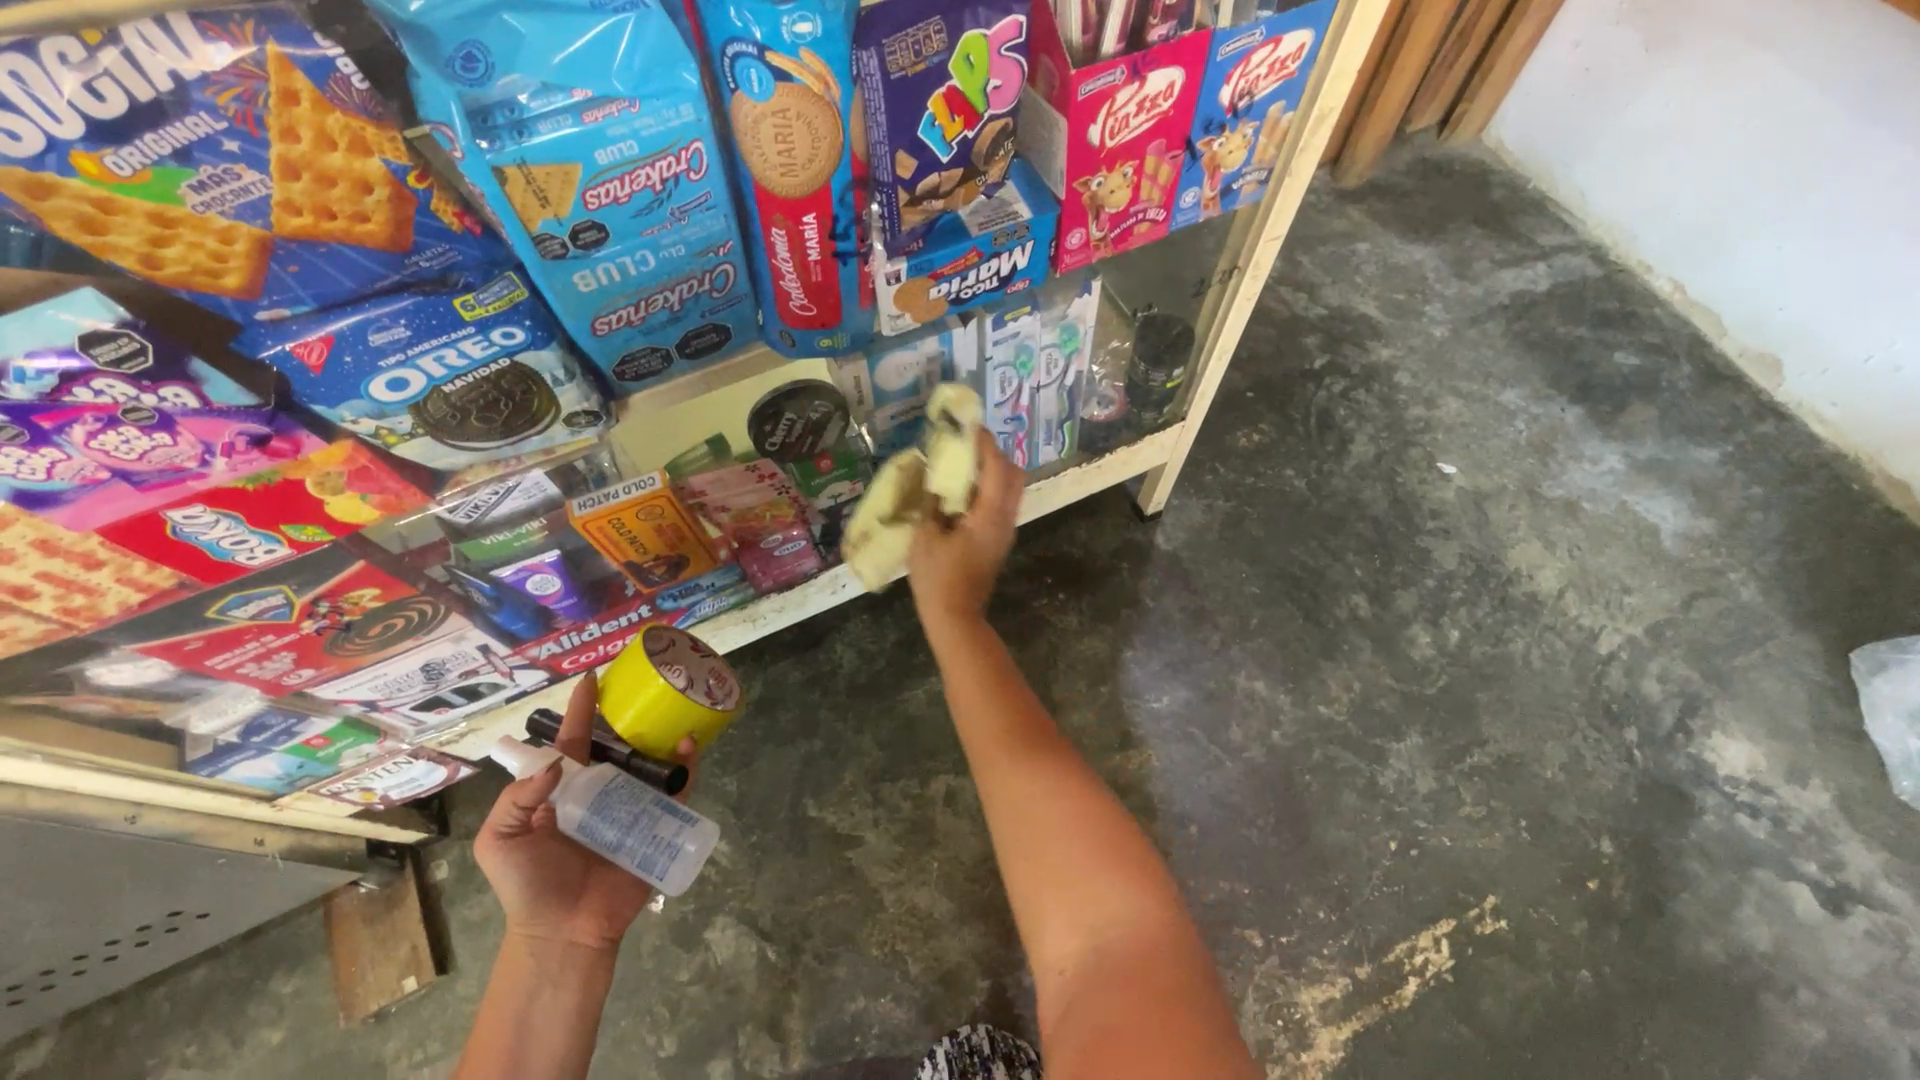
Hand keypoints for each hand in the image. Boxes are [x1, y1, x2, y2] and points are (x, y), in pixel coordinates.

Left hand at [473, 673, 696, 950]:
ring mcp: (628, 810)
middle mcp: (598, 794)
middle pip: (616, 748)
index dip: (579, 713)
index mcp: (561, 792)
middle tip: (644, 691)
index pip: (570, 743)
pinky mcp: (655, 827)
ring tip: (672, 715)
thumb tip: (558, 762)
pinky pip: (674, 793)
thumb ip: (518, 798)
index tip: (591, 680)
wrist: (563, 931)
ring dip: (661, 740)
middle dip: (629, 720)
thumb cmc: (527, 886)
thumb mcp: (500, 839)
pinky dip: (685, 769)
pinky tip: (688, 749)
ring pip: (649, 765)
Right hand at [909, 428, 1021, 627]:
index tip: (968, 426)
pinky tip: (963, 490)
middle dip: (994, 454)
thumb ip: (932, 502)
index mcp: (989, 515)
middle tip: (967, 445)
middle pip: (1014, 474)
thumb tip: (935, 476)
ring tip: (963, 464)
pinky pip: (1002, 503)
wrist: (955, 617)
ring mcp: (1005, 531)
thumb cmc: (937, 578)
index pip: (996, 467)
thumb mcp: (925, 536)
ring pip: (1011, 489)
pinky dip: (989, 488)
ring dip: (993, 471)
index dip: (984, 443)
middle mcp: (1005, 519)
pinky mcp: (999, 540)